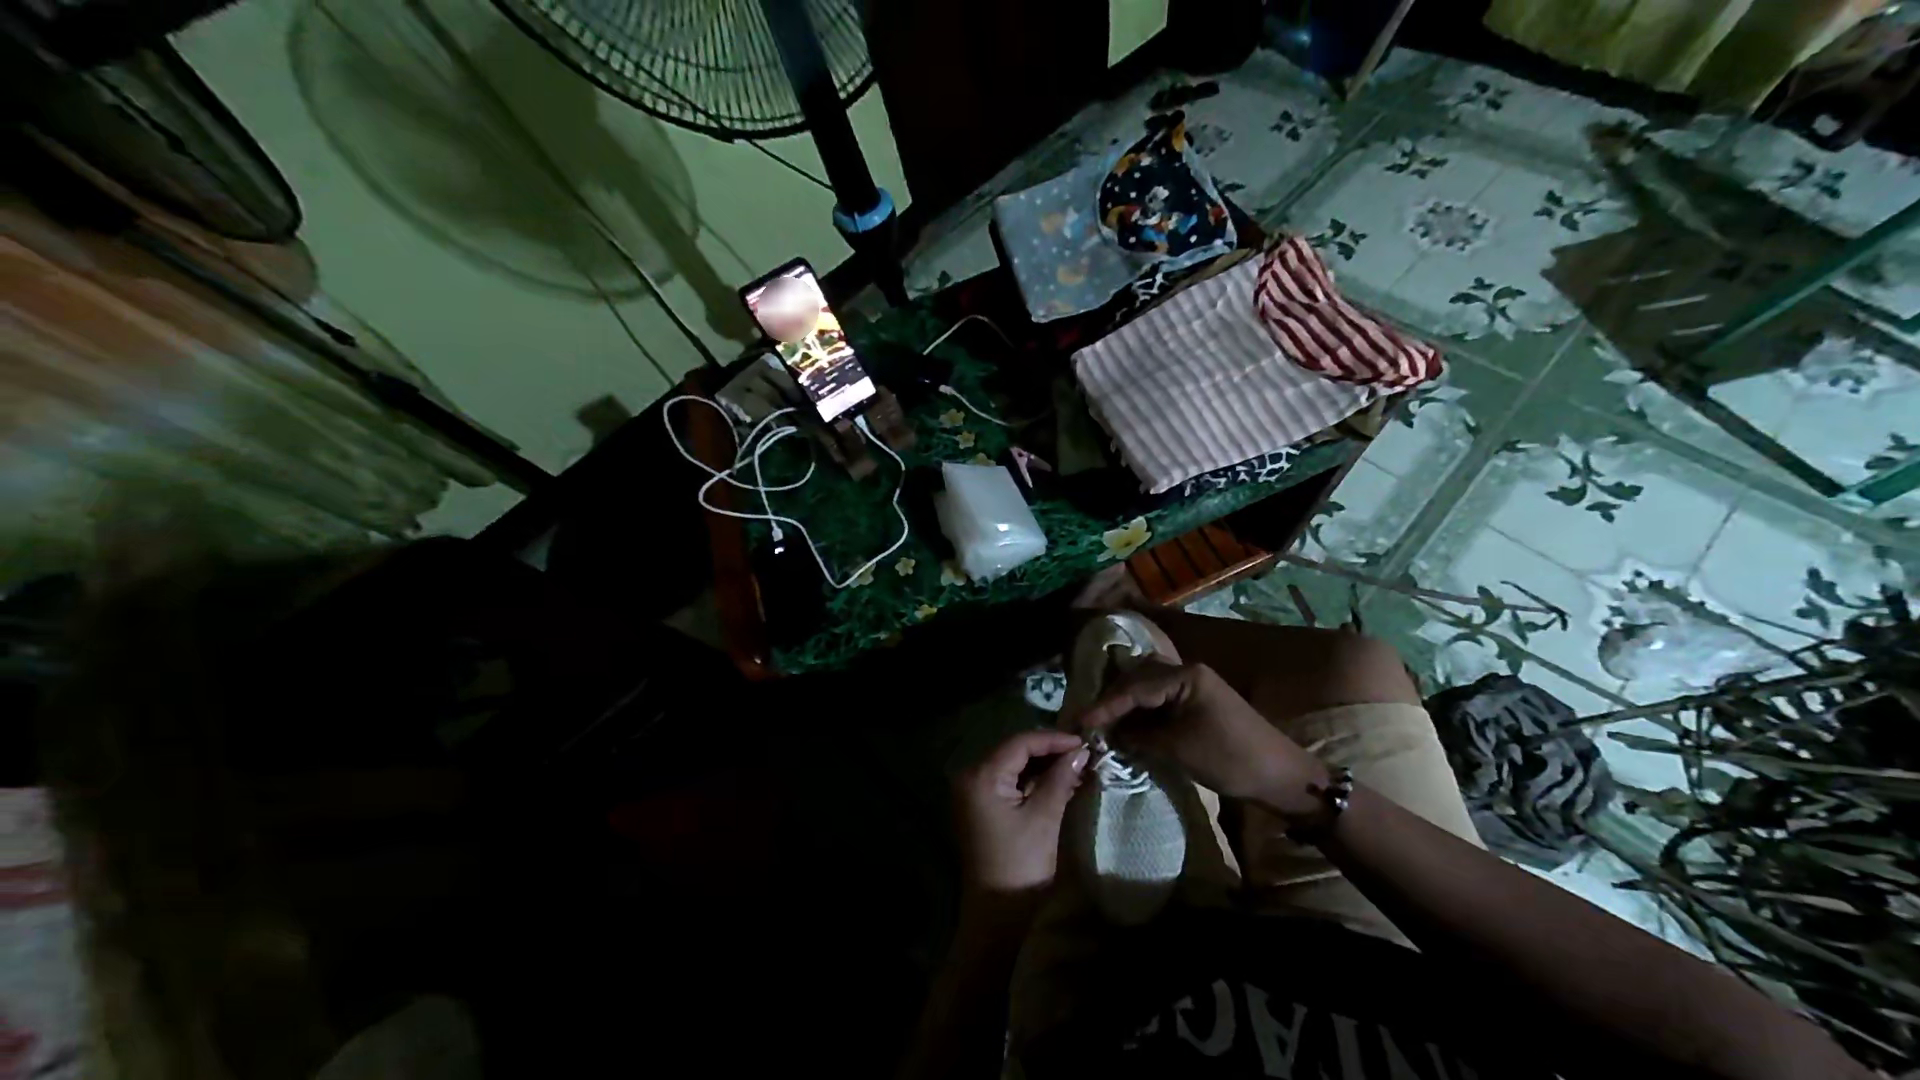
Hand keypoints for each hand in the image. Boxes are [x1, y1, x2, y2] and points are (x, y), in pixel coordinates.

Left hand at [953, 730, 1089, 900]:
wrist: (996, 915)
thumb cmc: (1021, 865)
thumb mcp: (1044, 818)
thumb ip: (1060, 778)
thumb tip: (1080, 752)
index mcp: (981, 776)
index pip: (1019, 743)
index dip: (1053, 739)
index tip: (1083, 742)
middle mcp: (970, 776)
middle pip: (1013, 751)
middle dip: (1048, 750)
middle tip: (1081, 753)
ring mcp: (972, 792)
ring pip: (1011, 765)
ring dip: (1041, 765)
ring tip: (1075, 766)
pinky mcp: (978, 806)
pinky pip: (1006, 782)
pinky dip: (1030, 780)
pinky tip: (1056, 781)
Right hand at [1076, 661, 1328, 818]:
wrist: (1281, 777)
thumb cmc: (1230, 758)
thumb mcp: (1178, 748)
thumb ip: (1140, 736)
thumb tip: (1111, 733)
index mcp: (1185, 676)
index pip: (1134, 686)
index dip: (1105, 706)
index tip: (1081, 722)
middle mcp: (1188, 671)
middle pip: (1138, 677)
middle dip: (1113, 699)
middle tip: (1090, 721)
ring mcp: (1195, 685)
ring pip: (1149, 685)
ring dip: (1127, 702)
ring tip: (1106, 722)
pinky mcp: (1199, 701)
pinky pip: (1161, 697)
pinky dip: (1143, 710)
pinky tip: (1130, 725)